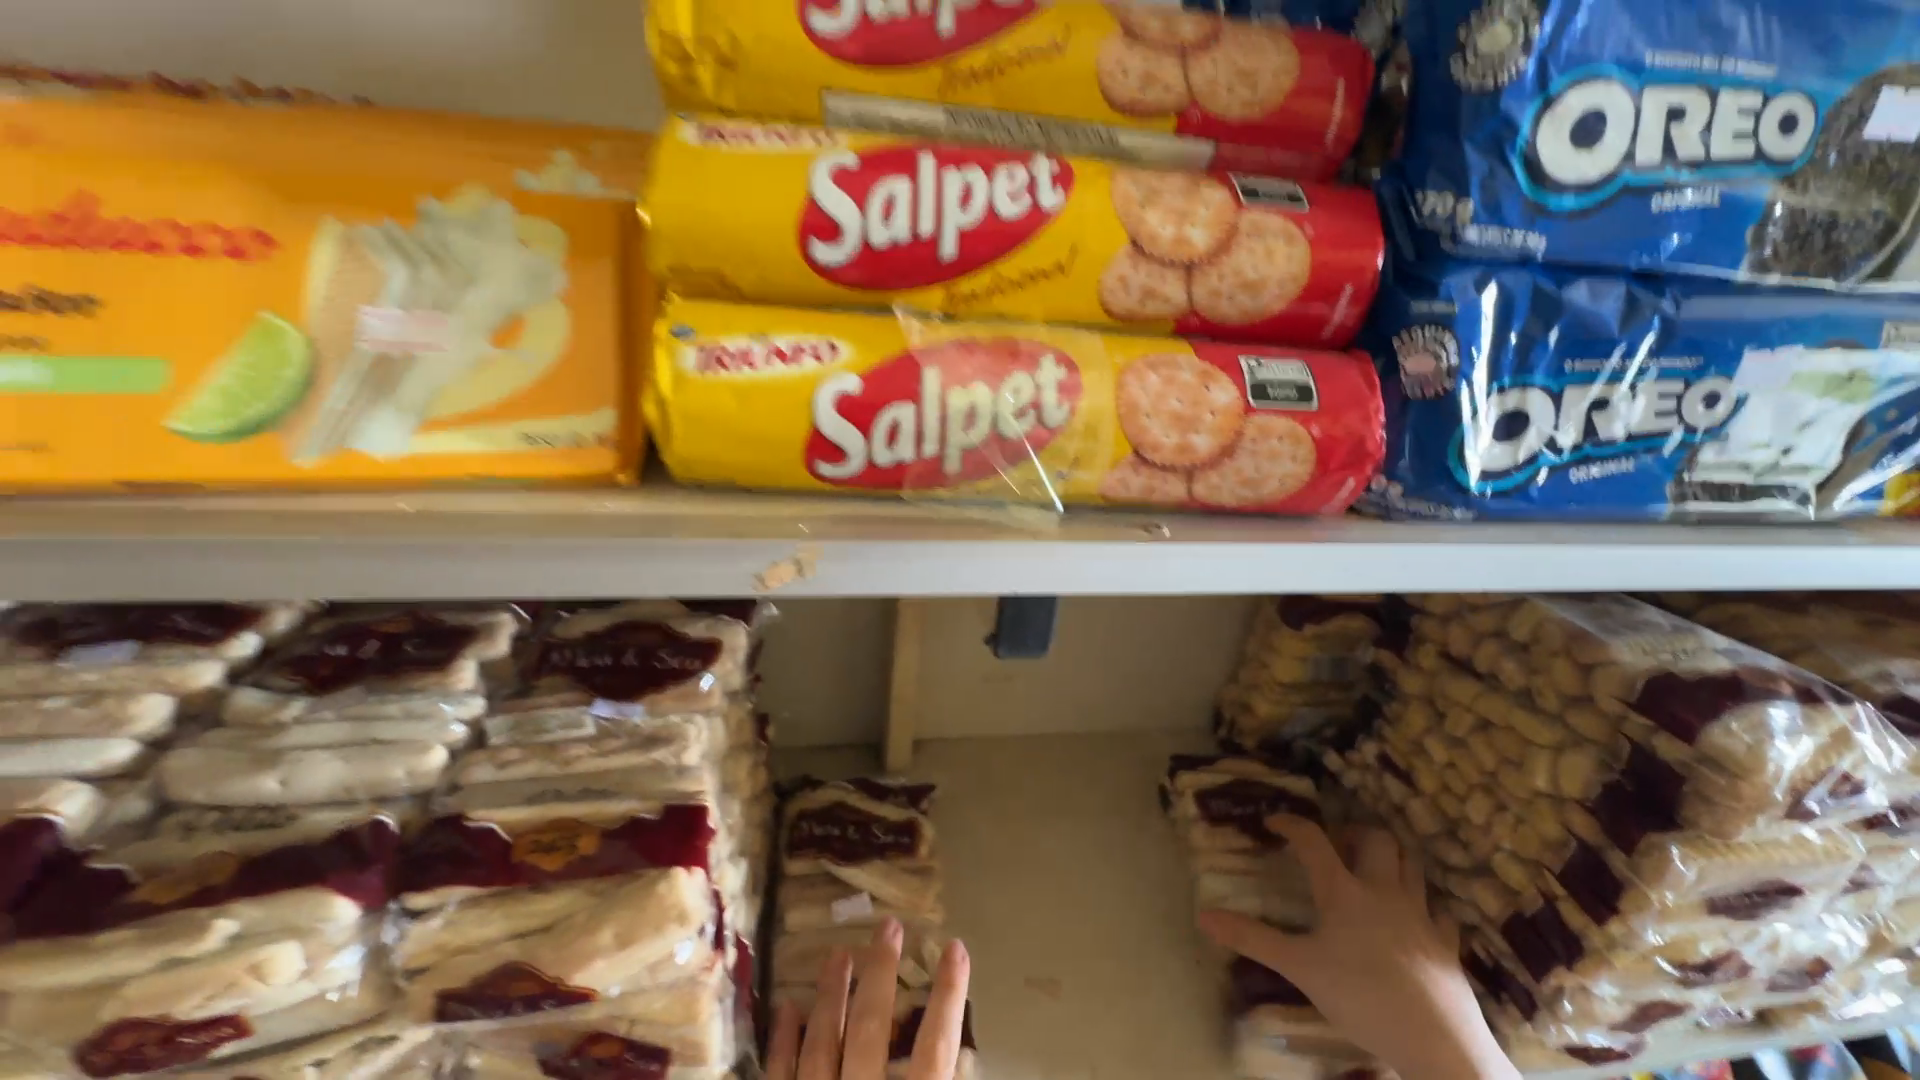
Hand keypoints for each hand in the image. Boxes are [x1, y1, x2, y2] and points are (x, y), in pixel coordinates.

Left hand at [767, 918, 972, 1079]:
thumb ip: (936, 1076)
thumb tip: (950, 1058)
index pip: (937, 1048)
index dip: (948, 996)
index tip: (956, 948)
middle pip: (870, 1029)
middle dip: (880, 973)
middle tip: (889, 925)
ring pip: (822, 1042)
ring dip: (831, 995)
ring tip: (838, 952)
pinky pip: (779, 1073)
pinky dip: (783, 1041)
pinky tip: (787, 1008)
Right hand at [1197, 816, 1518, 1079]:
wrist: (1435, 1039)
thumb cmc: (1360, 996)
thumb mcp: (1298, 968)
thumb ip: (1252, 939)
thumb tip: (1203, 916)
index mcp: (1344, 891)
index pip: (1313, 840)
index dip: (1292, 824)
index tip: (1274, 822)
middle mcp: (1384, 891)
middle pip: (1377, 839)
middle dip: (1354, 832)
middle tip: (1337, 845)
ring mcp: (1420, 915)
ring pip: (1412, 865)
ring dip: (1392, 858)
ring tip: (1373, 870)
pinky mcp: (1446, 942)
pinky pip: (1439, 910)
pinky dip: (1425, 905)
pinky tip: (1414, 918)